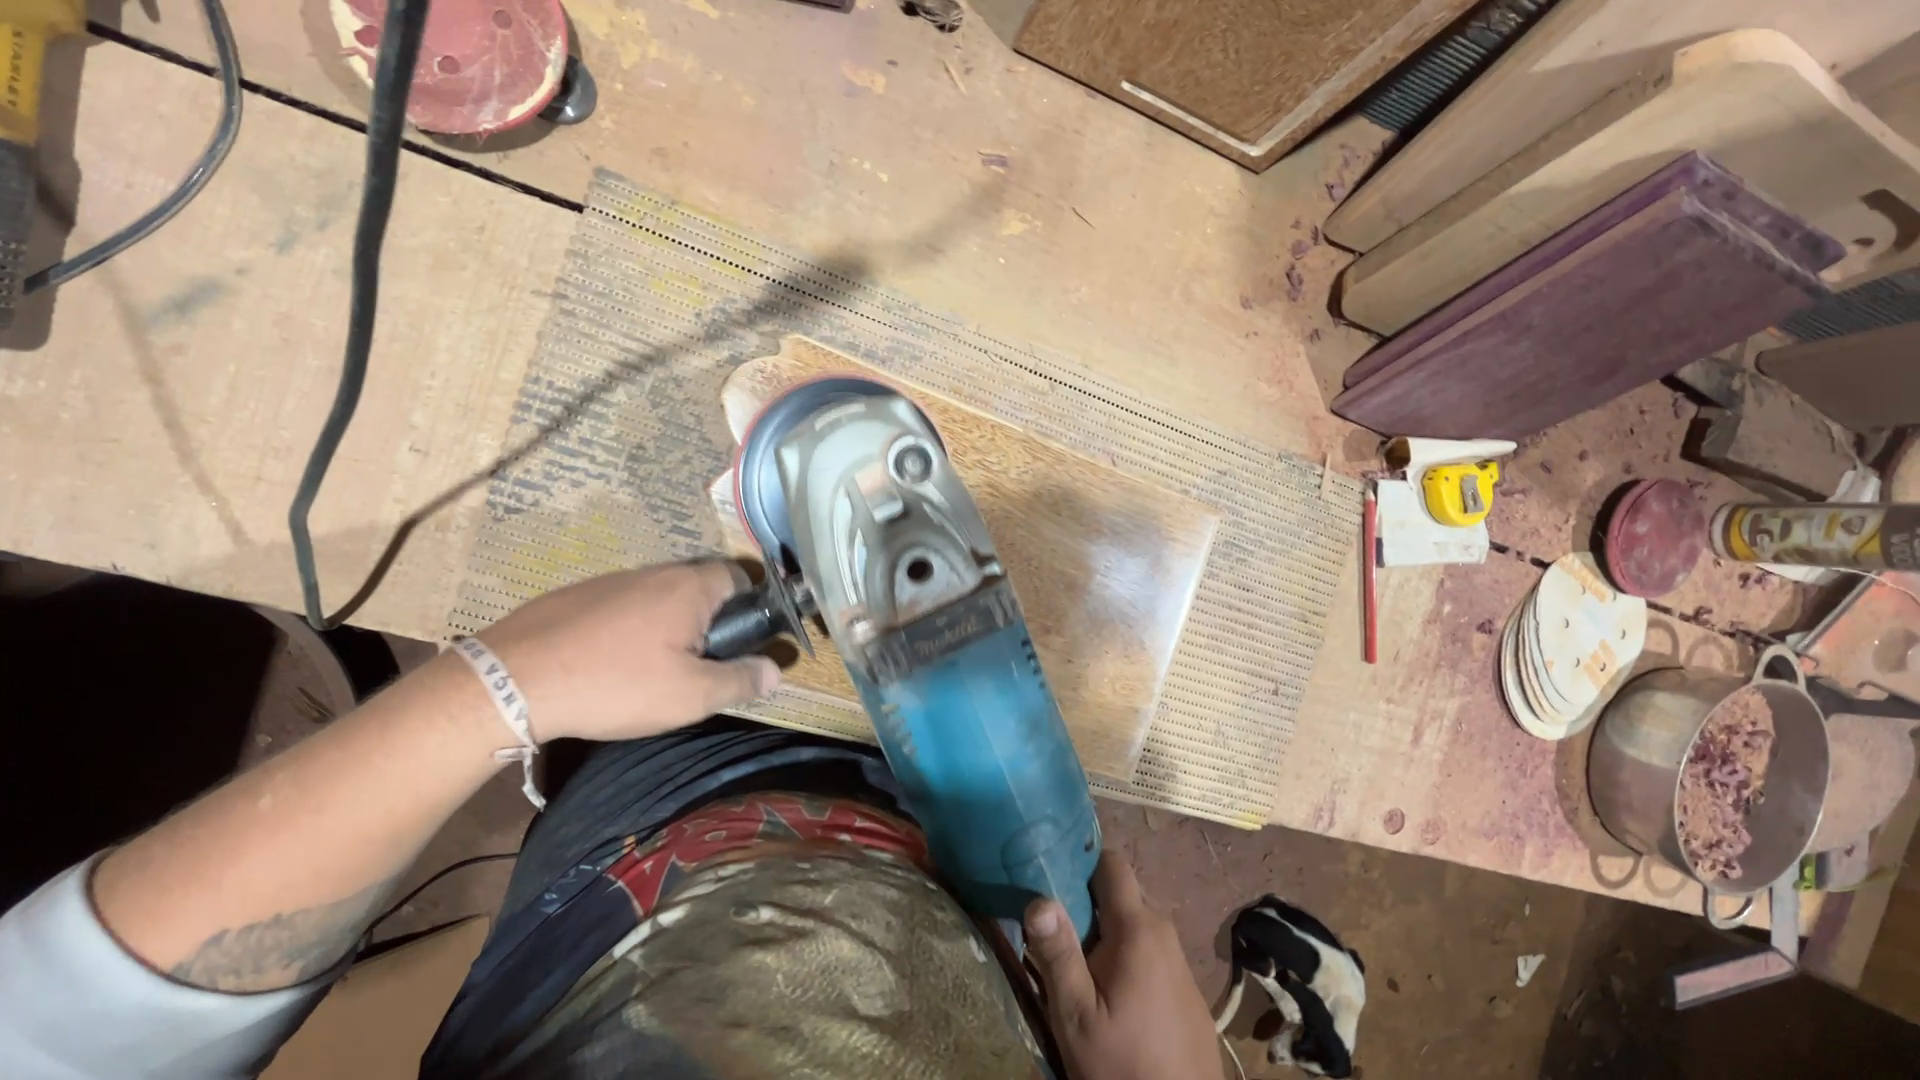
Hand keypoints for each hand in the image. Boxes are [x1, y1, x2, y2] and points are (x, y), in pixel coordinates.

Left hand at [477, 561, 780, 741]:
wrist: (513, 681)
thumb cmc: (617, 685)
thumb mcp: (691, 696)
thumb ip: (740, 680)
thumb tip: (776, 671)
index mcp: (690, 587)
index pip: (740, 575)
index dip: (752, 604)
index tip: (745, 640)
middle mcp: (654, 572)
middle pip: (698, 586)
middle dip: (709, 619)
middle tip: (701, 663)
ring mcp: (610, 580)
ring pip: (657, 596)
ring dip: (667, 624)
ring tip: (652, 668)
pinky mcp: (574, 595)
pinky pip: (620, 606)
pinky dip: (628, 628)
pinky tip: (609, 663)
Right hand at [1026, 853, 1221, 1079]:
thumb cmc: (1122, 1065)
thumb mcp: (1077, 1016)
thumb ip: (1058, 955)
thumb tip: (1038, 897)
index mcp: (1138, 928)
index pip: (1111, 863)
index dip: (1081, 862)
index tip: (1050, 877)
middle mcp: (1164, 931)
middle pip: (1121, 893)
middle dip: (1087, 902)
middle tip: (1054, 931)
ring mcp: (1179, 959)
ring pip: (1134, 923)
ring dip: (1105, 932)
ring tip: (1075, 963)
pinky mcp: (1185, 986)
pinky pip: (1150, 950)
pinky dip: (1126, 955)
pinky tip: (1107, 990)